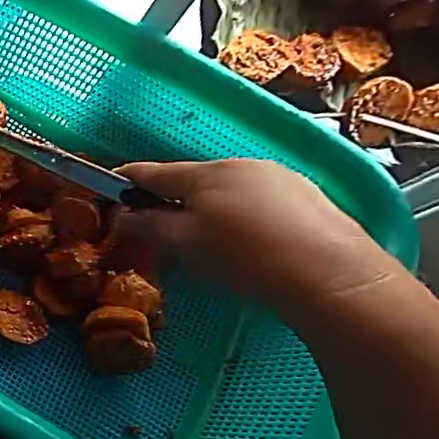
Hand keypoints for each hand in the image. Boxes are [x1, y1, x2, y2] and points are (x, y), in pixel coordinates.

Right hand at [117, 159, 404, 318]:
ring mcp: (277, 176)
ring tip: (209, 241)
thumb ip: (148, 227)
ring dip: (207, 207)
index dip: (127, 179)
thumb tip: (121, 215)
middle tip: (160, 229)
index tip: (110, 186)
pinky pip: (257, 200)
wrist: (328, 274)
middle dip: (170, 198)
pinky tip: (250, 242)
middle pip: (191, 179)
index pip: (153, 170)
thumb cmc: (245, 256)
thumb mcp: (185, 245)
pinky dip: (241, 215)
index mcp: (206, 172)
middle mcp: (241, 164)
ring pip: (226, 189)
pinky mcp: (305, 195)